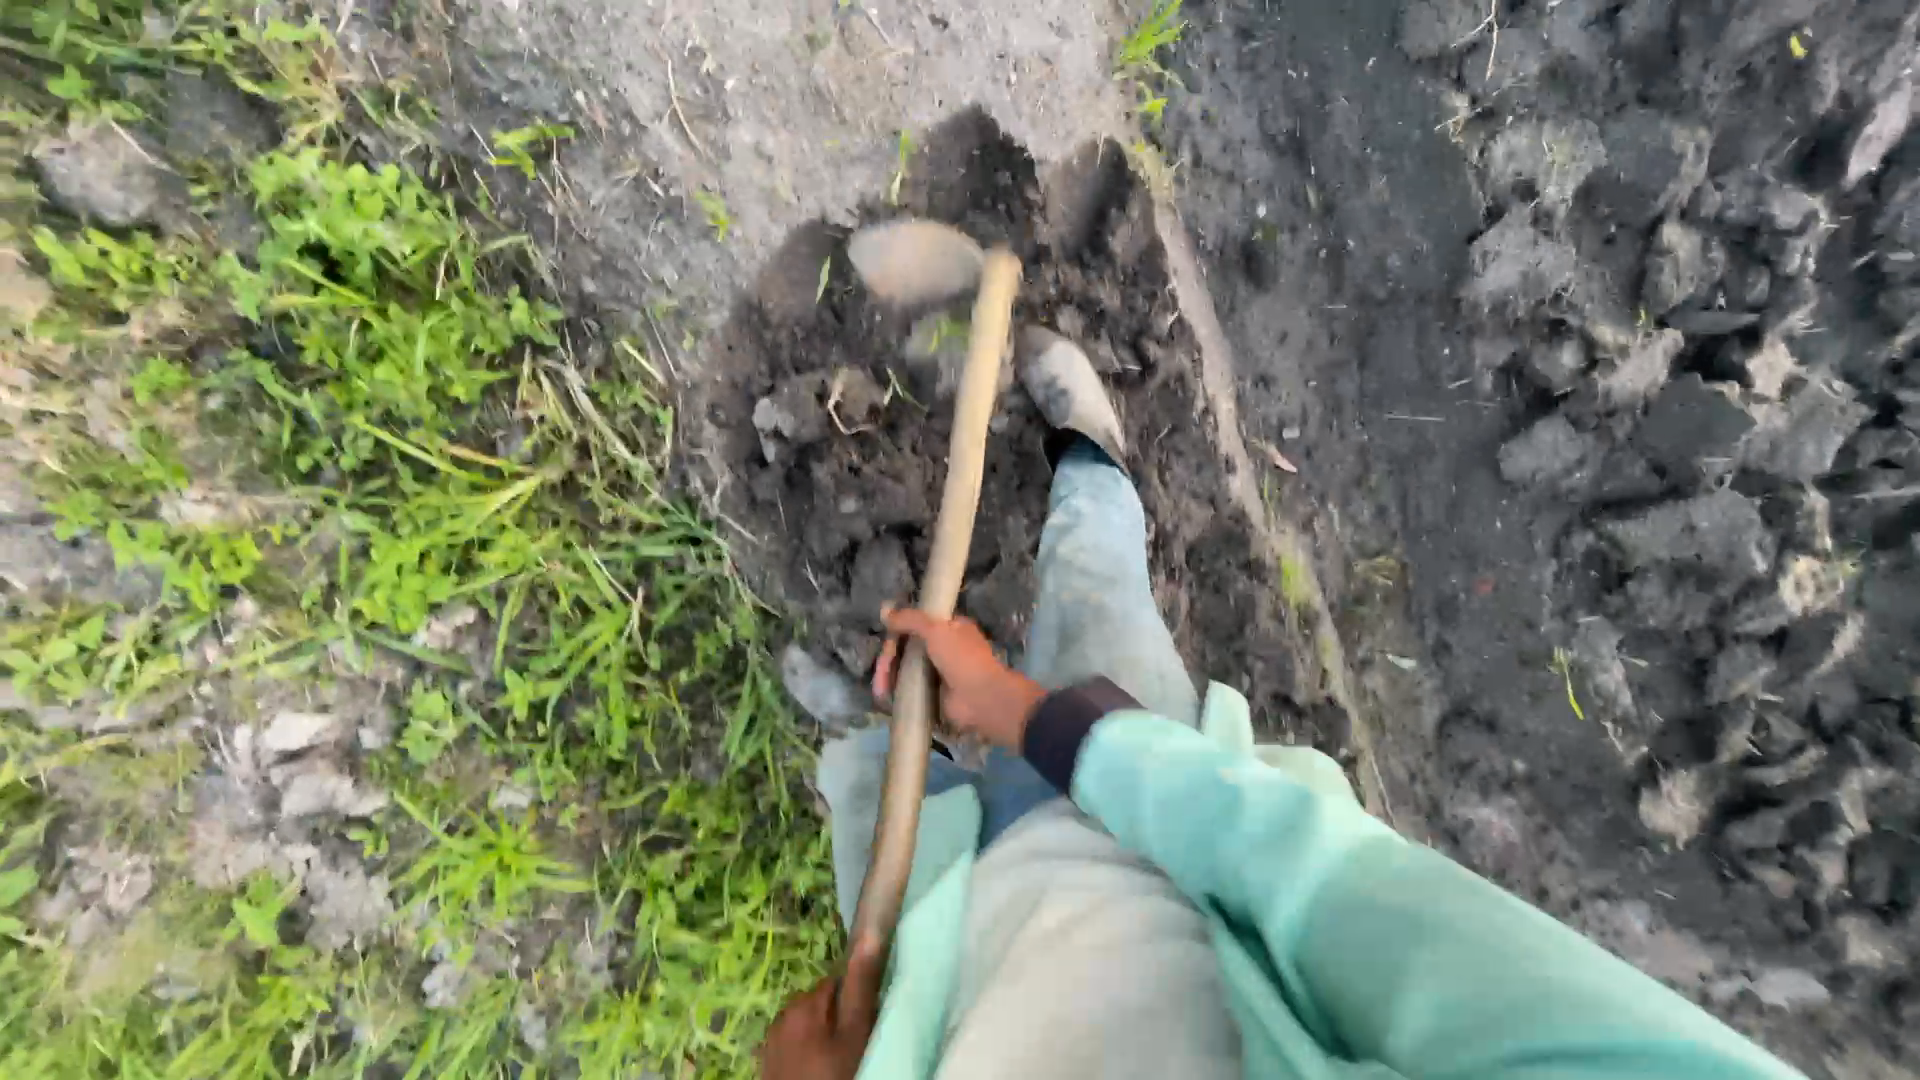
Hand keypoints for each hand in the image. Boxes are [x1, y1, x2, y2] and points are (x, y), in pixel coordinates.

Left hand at [759, 942, 884, 1079]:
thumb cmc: (832, 1075)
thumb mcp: (854, 1033)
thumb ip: (860, 986)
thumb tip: (870, 935)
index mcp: (804, 1001)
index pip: (837, 981)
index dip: (854, 998)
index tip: (865, 1019)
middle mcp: (782, 1013)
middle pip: (820, 1002)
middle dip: (837, 1016)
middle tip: (853, 1043)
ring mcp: (771, 1039)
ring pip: (806, 1024)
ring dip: (820, 1034)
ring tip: (836, 1059)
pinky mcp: (766, 1062)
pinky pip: (793, 1044)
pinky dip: (805, 1051)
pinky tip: (815, 1069)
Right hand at [873, 607, 1045, 750]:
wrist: (981, 699)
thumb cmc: (962, 658)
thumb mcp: (937, 629)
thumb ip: (910, 619)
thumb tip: (884, 610)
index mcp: (949, 629)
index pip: (917, 624)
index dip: (899, 631)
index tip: (887, 638)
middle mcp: (943, 649)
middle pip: (907, 648)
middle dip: (889, 658)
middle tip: (882, 669)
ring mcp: (937, 673)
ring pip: (904, 669)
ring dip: (889, 676)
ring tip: (881, 688)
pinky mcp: (931, 694)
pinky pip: (907, 688)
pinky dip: (895, 690)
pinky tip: (884, 694)